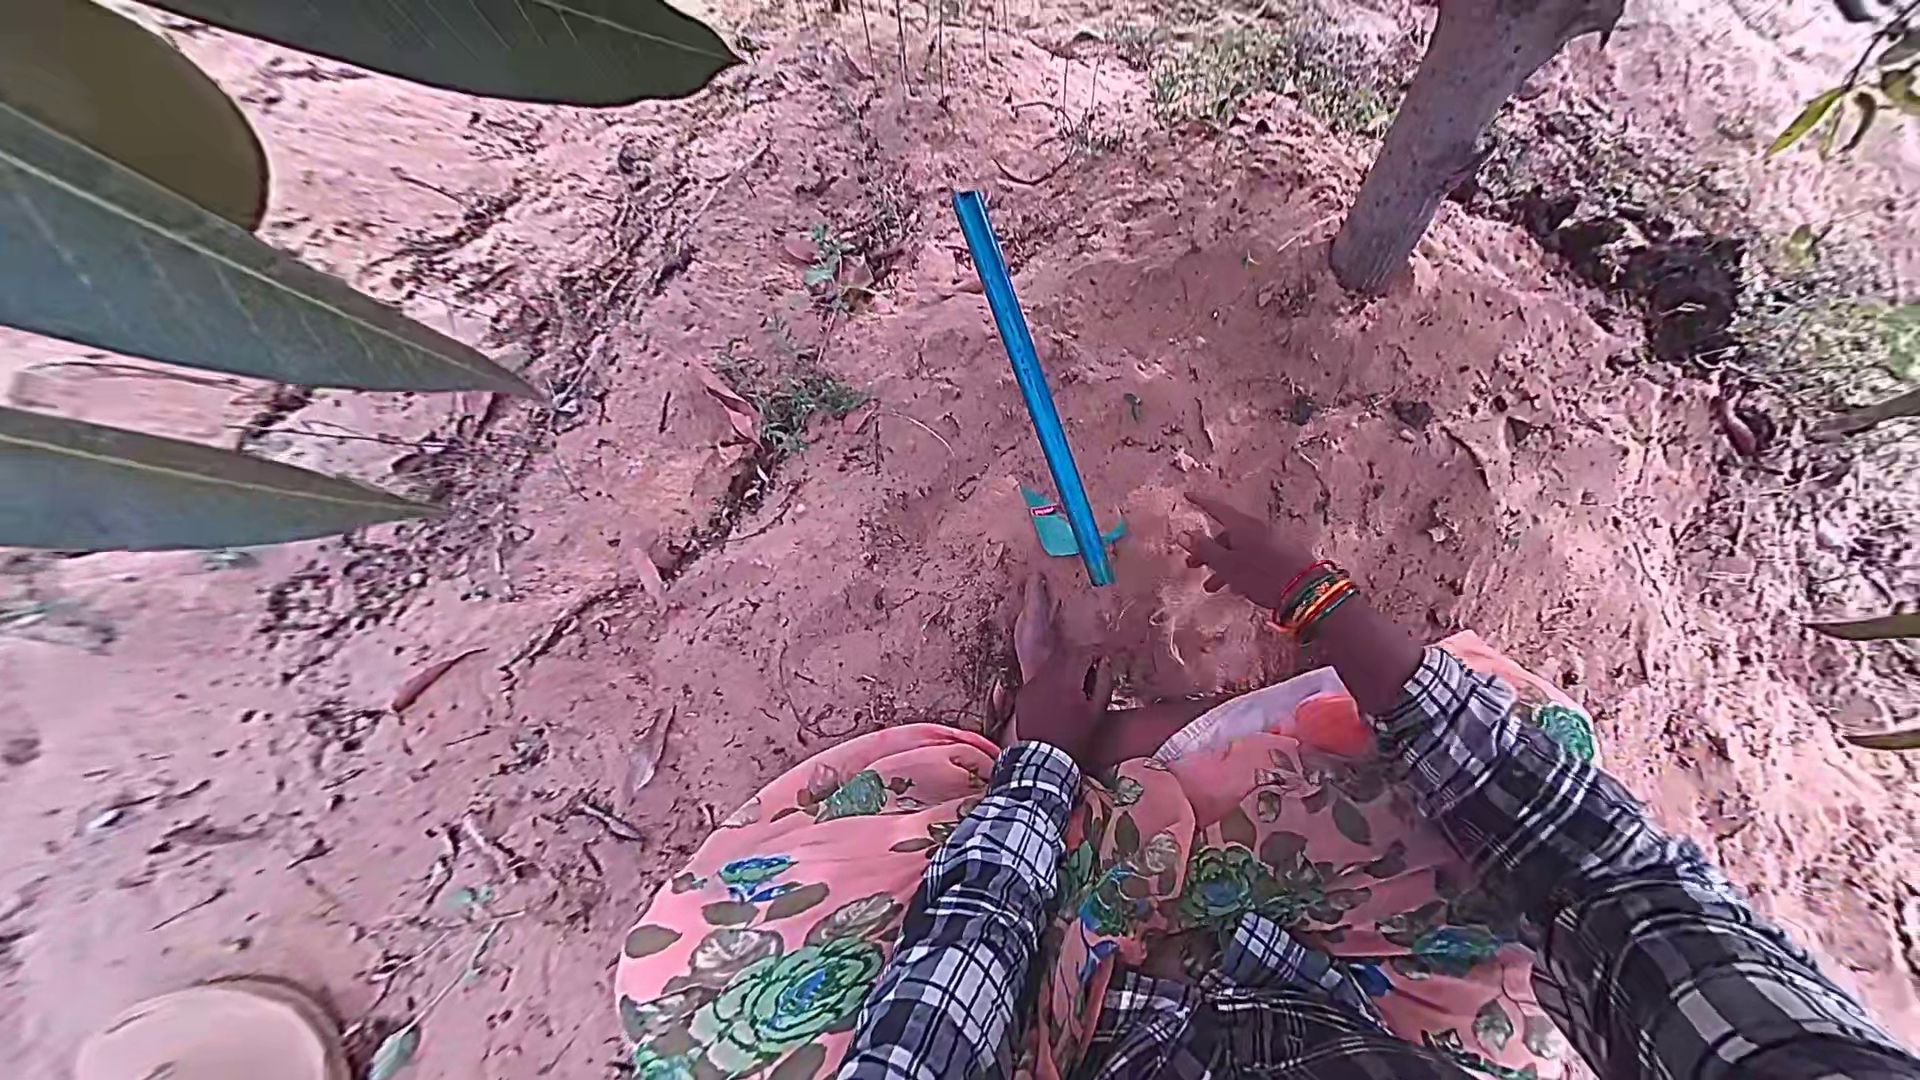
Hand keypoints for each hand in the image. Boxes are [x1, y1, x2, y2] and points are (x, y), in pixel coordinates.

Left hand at [1012, 646, 1113, 771]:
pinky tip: (1057, 699)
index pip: (1082, 653)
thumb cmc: (1076, 738)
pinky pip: (1039, 681)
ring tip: (1075, 689)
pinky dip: (1050, 684)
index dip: (1095, 655)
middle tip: (1090, 674)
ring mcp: (1030, 685)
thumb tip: (1104, 662)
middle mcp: (1045, 676)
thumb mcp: (1097, 712)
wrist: (1045, 760)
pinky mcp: (1022, 695)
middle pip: (1064, 656)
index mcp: (1066, 678)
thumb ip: (1103, 682)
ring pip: (1050, 667)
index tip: (1103, 662)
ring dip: (1064, 671)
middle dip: (1079, 661)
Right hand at [1179, 492, 1316, 609]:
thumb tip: (1184, 533)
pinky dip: (1238, 569)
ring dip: (1221, 565)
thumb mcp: (1226, 564)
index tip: (1188, 496)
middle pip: (1225, 534)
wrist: (1306, 591)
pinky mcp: (1280, 557)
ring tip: (1213, 586)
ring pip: (1237, 550)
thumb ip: (1204, 548)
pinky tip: (1235, 586)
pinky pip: (1251, 558)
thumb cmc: (1262, 575)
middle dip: (1207, 550)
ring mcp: (1270, 543)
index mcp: (1242, 526)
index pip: (1216, 508)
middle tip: (1193, 564)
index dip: (1200, 502)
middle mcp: (1257, 530)